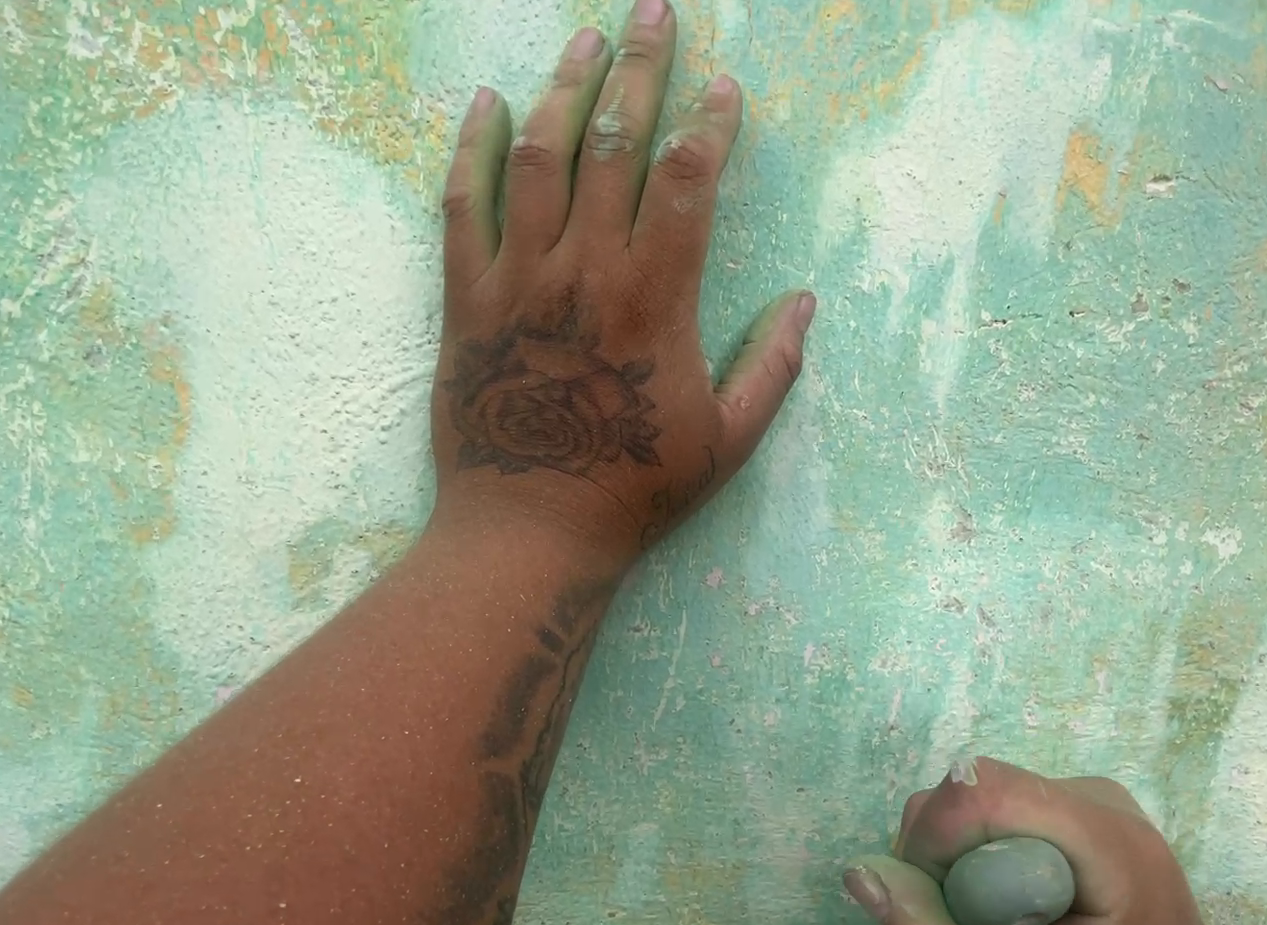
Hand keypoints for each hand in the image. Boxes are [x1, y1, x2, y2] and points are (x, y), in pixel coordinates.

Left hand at [431, 0, 814, 563]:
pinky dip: (471, 148)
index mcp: (655, 303)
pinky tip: (487, 105)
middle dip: (642, 71)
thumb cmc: (636, 491)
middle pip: (615, 146)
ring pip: (538, 158)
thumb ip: (772, 370)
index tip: (726, 87)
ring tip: (587, 38)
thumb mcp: (727, 442)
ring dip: (566, 89)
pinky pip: (461, 205)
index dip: (709, 126)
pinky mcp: (464, 300)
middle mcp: (585, 273)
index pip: (685, 183)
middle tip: (655, 12)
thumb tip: (806, 304)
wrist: (531, 531)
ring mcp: (517, 280)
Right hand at [843, 757, 1225, 924]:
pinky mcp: (1075, 801)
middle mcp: (1099, 798)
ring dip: (957, 849)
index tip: (929, 903)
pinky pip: (998, 801)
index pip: (986, 791)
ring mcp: (1090, 793)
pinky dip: (980, 844)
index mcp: (1108, 846)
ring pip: (979, 789)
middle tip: (957, 923)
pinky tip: (1008, 896)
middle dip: (939, 848)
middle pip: (976, 784)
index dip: (934, 838)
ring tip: (988, 917)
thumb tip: (859, 875)